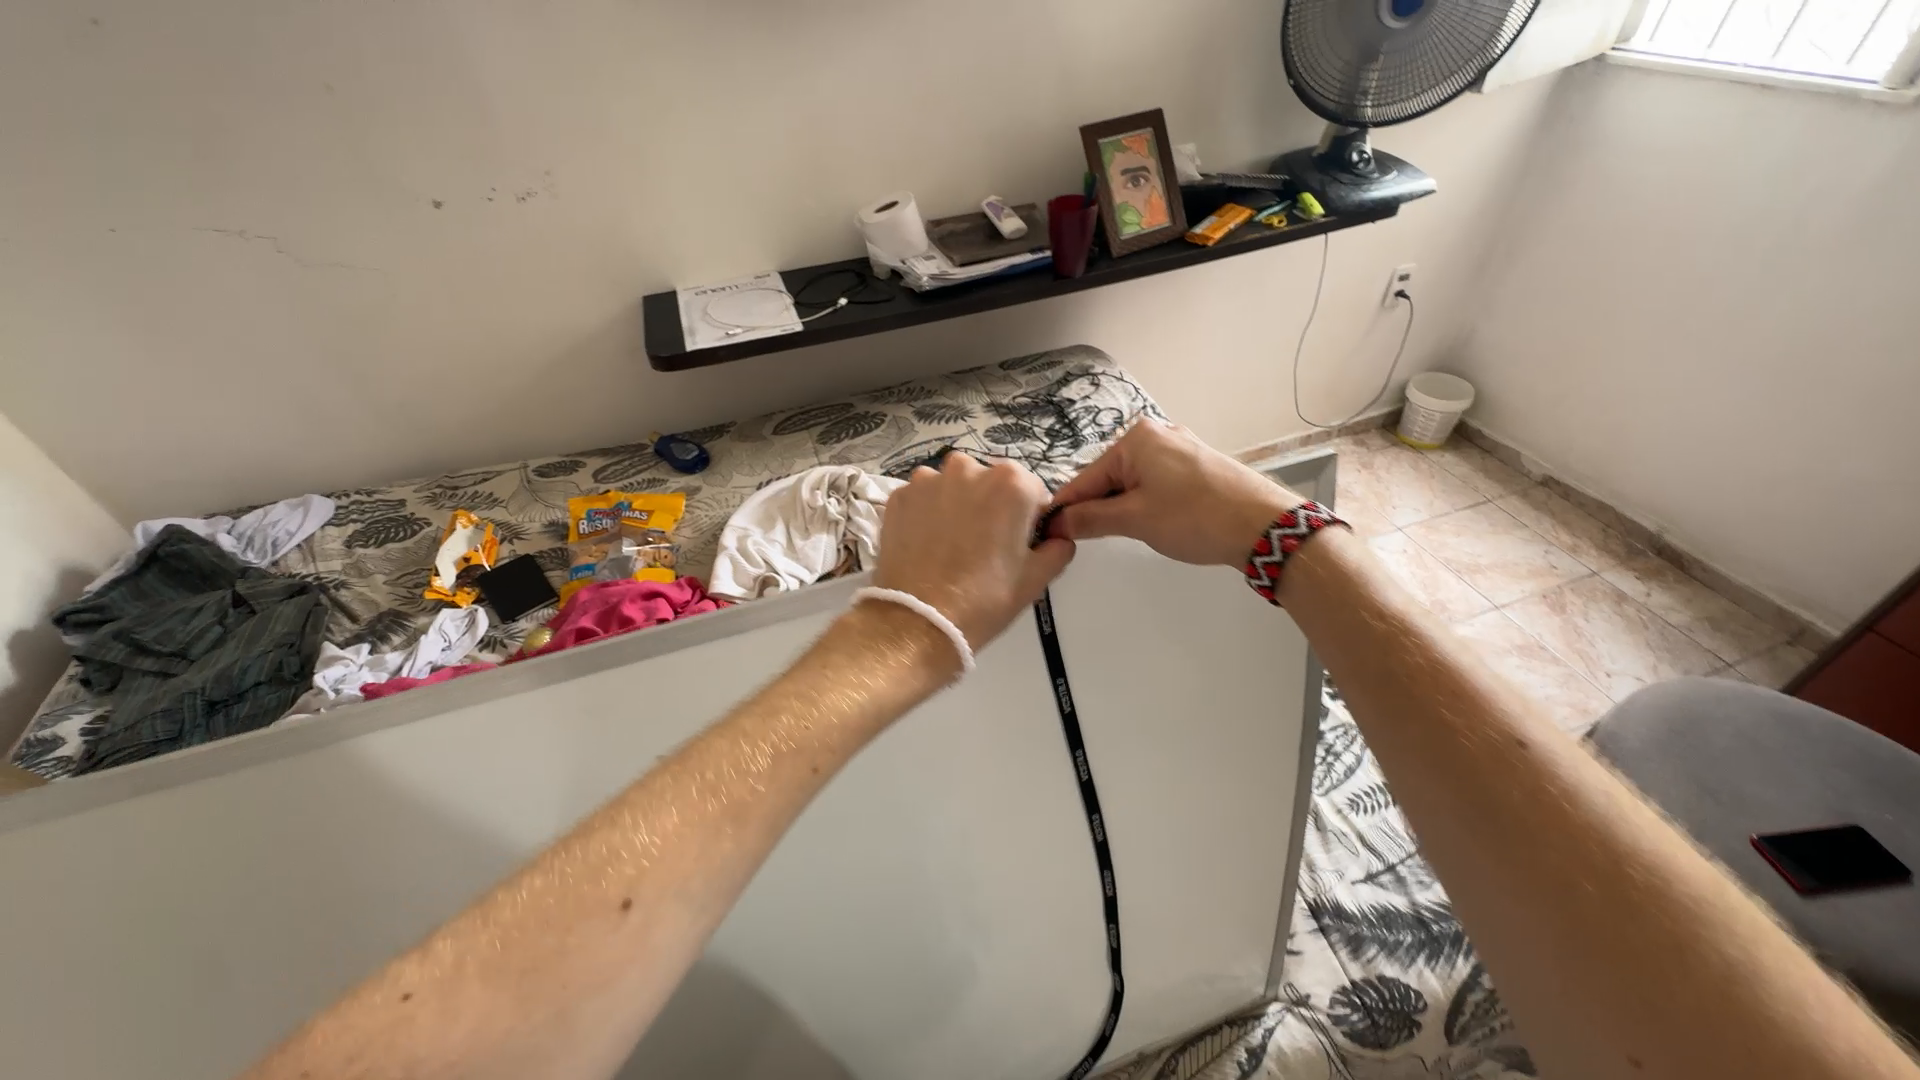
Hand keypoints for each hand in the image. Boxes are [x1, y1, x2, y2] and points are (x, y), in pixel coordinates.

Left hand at [871, 454, 1075, 649]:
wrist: (918, 621)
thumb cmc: (984, 598)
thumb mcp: (1036, 578)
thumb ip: (1059, 547)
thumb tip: (1057, 537)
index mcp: (1011, 482)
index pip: (1033, 492)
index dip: (1029, 518)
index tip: (1017, 545)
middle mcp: (968, 468)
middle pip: (991, 483)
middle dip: (992, 507)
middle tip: (984, 548)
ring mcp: (927, 480)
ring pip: (954, 487)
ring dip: (957, 506)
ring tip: (952, 547)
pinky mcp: (898, 496)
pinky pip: (923, 499)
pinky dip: (927, 515)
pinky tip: (927, 545)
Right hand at [1049, 420, 1301, 567]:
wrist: (1265, 525)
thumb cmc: (1194, 517)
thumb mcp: (1134, 520)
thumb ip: (1090, 519)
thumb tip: (1057, 523)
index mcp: (1135, 439)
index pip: (1085, 478)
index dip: (1065, 509)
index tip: (1047, 534)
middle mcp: (1156, 434)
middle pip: (1109, 477)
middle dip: (1097, 508)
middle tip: (1085, 542)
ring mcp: (1180, 448)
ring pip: (1133, 482)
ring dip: (1123, 509)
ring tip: (1123, 535)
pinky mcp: (1197, 465)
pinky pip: (1156, 483)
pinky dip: (1146, 503)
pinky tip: (1150, 524)